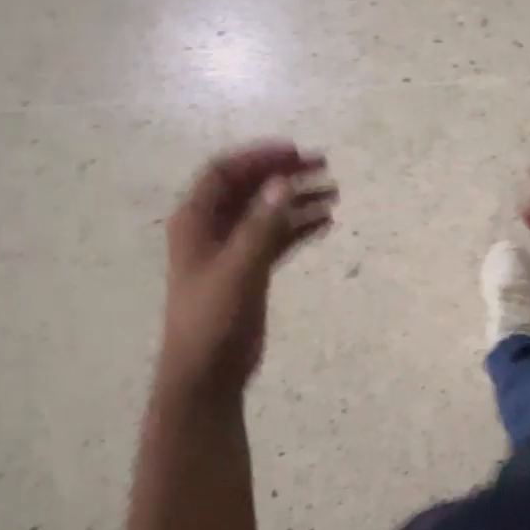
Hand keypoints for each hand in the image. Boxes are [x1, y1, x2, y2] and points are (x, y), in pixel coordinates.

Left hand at [161, 140, 335, 397]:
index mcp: (195, 220)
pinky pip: (276, 238)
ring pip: (266, 213)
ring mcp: (231, 250)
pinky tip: (325, 224)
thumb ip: (262, 225)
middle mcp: (211, 228)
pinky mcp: (248, 271)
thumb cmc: (213, 319)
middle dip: (285, 175)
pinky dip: (298, 228)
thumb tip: (284, 182)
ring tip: (334, 195)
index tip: (297, 154)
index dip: (259, 157)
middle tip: (324, 168)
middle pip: (250, 188)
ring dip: (297, 200)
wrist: (206, 375)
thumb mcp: (239, 268)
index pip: (225, 172)